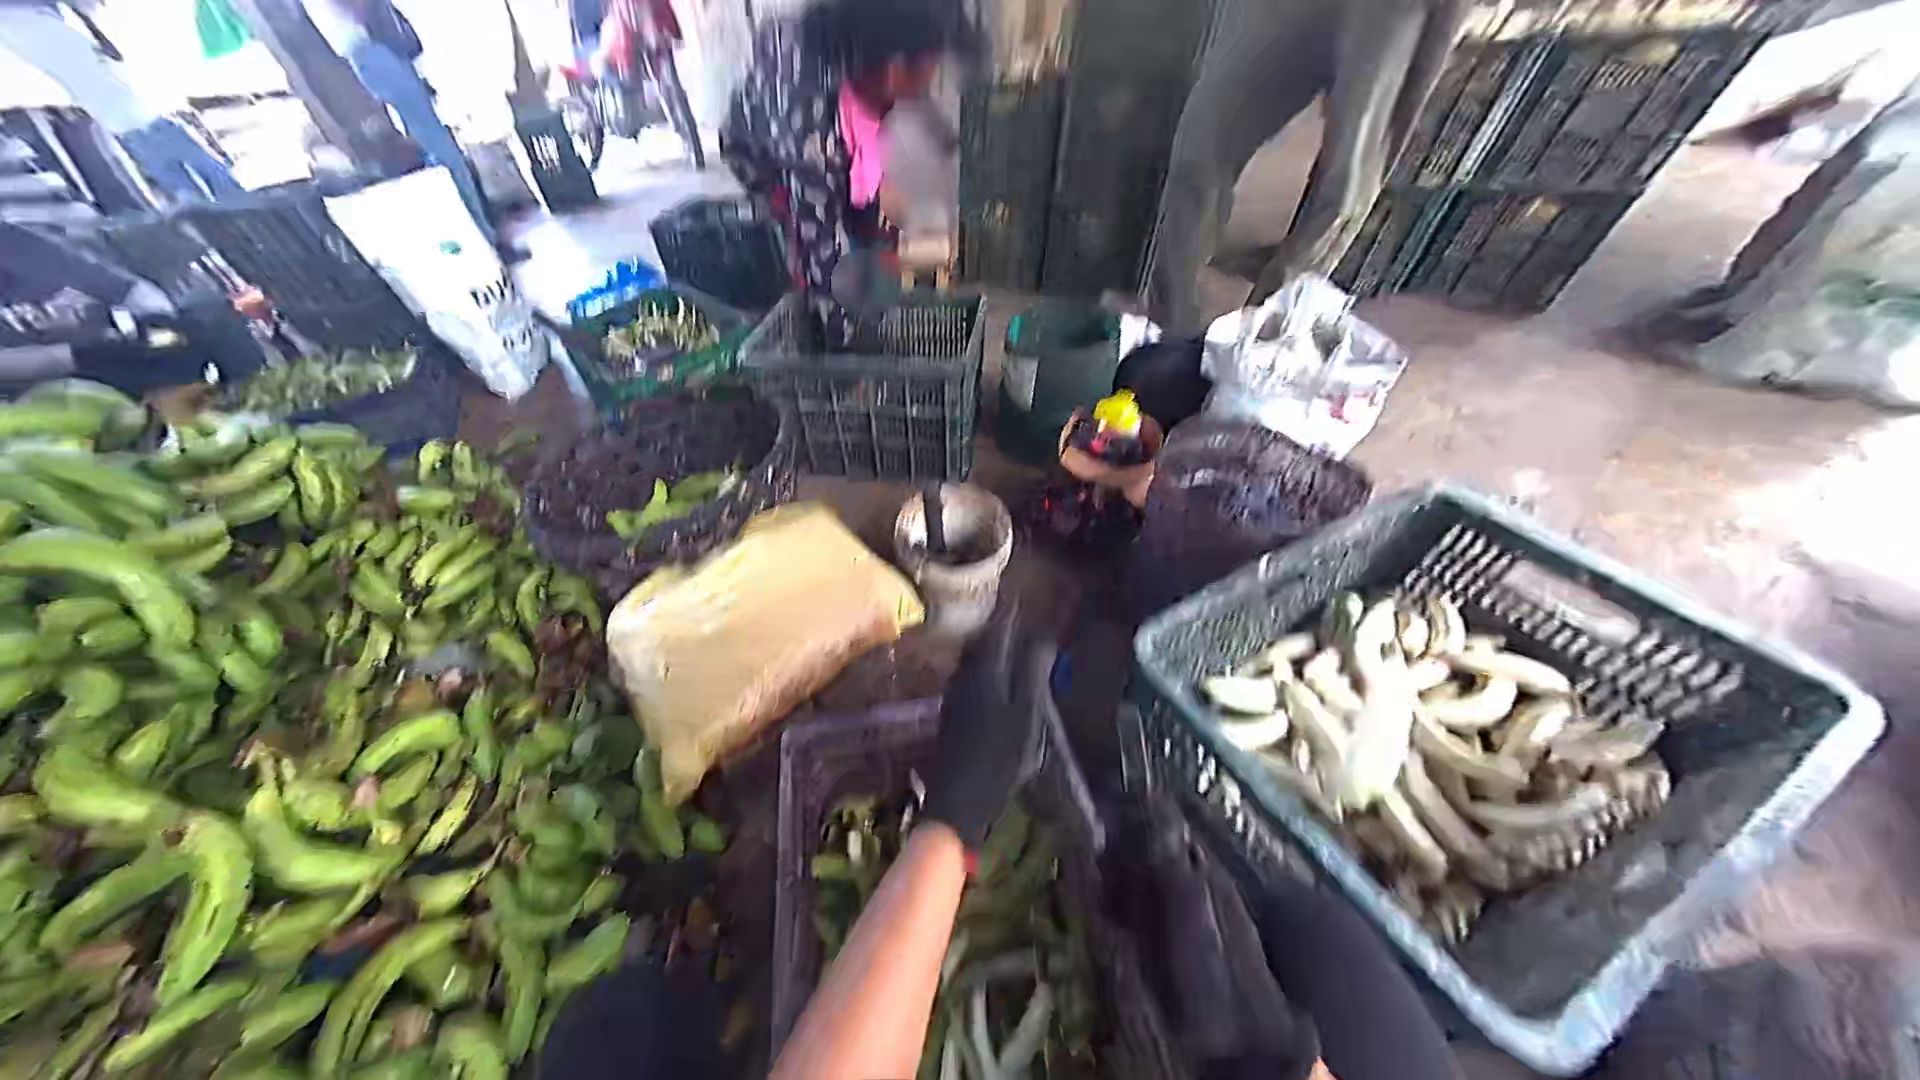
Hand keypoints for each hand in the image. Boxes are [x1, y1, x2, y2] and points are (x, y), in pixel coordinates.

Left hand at [921, 603, 1055, 850]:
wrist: (960, 796)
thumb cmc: (1001, 757)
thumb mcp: (1027, 715)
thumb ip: (1032, 673)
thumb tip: (1043, 639)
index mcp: (986, 672)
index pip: (999, 630)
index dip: (1012, 613)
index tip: (1023, 596)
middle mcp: (967, 676)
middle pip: (983, 640)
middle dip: (1000, 623)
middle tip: (1018, 611)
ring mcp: (957, 694)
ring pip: (974, 656)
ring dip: (991, 642)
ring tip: (1010, 634)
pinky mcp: (954, 710)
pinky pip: (971, 672)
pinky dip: (986, 663)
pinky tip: (995, 672)